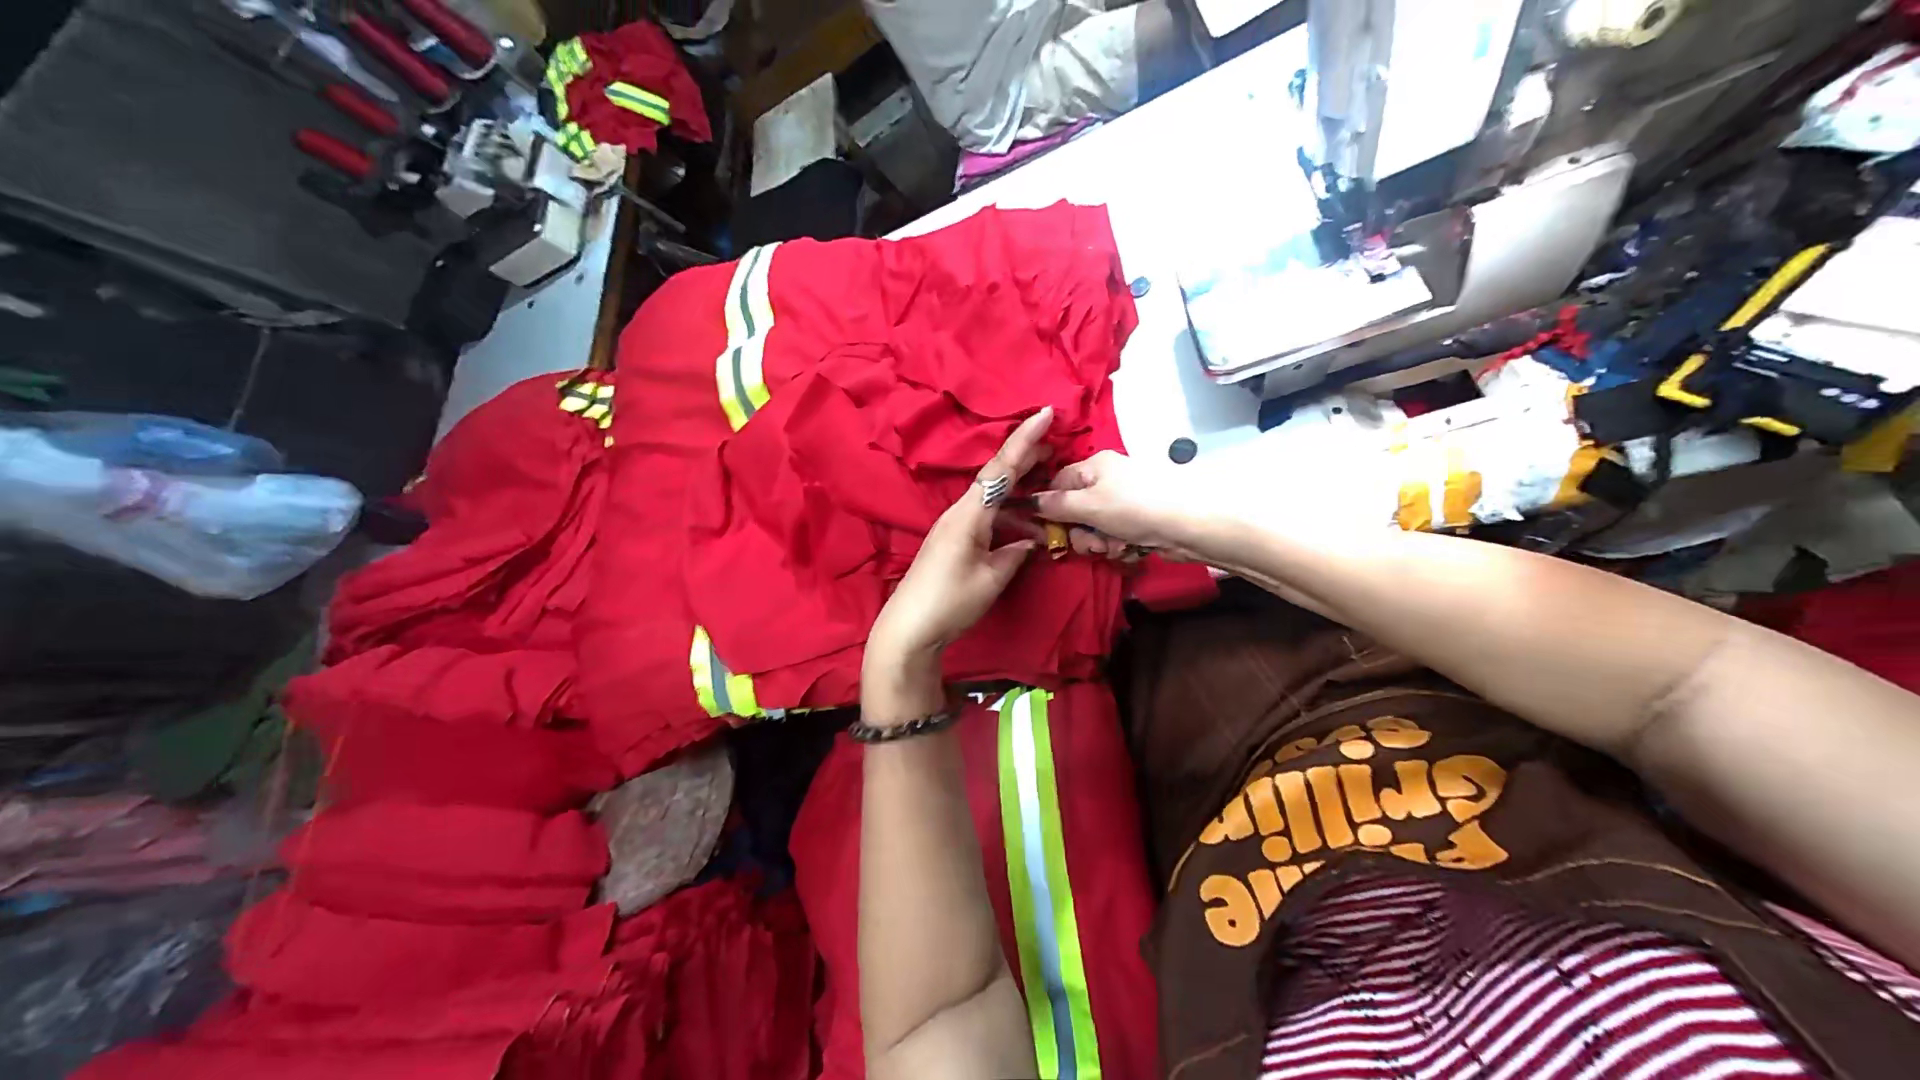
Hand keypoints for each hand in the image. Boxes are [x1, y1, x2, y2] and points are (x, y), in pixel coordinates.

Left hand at [867, 408, 1054, 667]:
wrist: (910, 628)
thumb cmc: (951, 601)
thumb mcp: (991, 579)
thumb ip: (1013, 555)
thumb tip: (1028, 542)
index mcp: (969, 514)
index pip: (1001, 468)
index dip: (1025, 439)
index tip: (1045, 413)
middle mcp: (960, 512)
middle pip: (995, 476)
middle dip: (1025, 457)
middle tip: (1054, 444)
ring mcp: (954, 526)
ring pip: (991, 496)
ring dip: (1018, 487)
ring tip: (1047, 479)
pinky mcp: (952, 541)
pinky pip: (985, 514)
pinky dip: (1007, 511)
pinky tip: (1023, 520)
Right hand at [1032, 450, 1207, 557]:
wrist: (1189, 524)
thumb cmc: (1133, 507)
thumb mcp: (1088, 505)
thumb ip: (1055, 505)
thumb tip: (1027, 502)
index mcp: (1094, 466)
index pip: (1058, 483)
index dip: (1049, 507)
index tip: (1047, 529)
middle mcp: (1108, 480)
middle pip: (1075, 510)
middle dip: (1079, 532)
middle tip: (1090, 544)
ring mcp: (1124, 502)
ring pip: (1094, 527)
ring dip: (1098, 542)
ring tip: (1113, 547)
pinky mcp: (1139, 522)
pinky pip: (1114, 535)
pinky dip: (1117, 545)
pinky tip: (1127, 550)